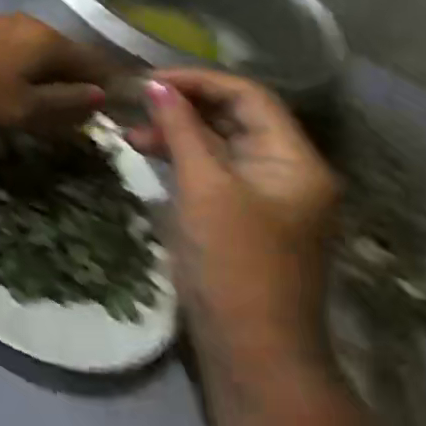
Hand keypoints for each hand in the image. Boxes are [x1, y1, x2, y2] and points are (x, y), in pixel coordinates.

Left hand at [0, 13, 108, 131]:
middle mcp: (34, 23)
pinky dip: (28, 66)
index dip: (109, 87)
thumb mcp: (25, 108)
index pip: (96, 63)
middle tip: (79, 114)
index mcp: (51, 40)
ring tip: (48, 104)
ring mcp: (6, 21)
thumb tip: (101, 96)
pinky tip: (16, 84)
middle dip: (79, 82)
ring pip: (43, 50)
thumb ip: (67, 103)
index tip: (114, 112)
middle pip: (70, 54)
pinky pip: (20, 47)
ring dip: (52, 75)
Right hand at [129, 69, 339, 357]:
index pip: (249, 96)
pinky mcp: (240, 211)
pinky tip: (143, 150)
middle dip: (183, 103)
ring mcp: (263, 192)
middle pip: (234, 115)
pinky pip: (210, 166)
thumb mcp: (204, 185)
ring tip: (130, 131)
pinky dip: (178, 153)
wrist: (251, 346)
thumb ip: (180, 128)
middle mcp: (286, 169)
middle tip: (134, 100)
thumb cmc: (233, 259)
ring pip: (217, 140)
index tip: (149, 79)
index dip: (198, 80)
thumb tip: (154, 82)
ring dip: (175, 128)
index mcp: (295, 160)